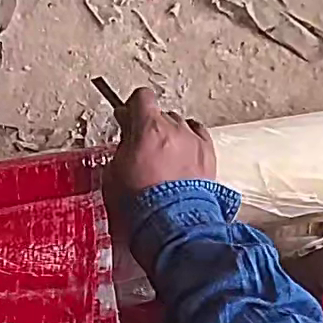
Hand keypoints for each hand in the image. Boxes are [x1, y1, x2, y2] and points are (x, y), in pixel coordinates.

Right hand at [106, 87, 214, 212]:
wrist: (171, 224)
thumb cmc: (141, 203)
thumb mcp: (114, 173)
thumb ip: (122, 148)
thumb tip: (126, 141)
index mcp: (148, 128)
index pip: (141, 98)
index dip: (132, 107)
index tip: (127, 118)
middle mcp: (175, 129)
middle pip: (162, 115)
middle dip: (152, 128)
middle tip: (144, 148)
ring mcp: (194, 142)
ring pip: (182, 126)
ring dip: (172, 137)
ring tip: (165, 160)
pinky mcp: (208, 157)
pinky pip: (199, 138)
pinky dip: (190, 144)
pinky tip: (183, 158)